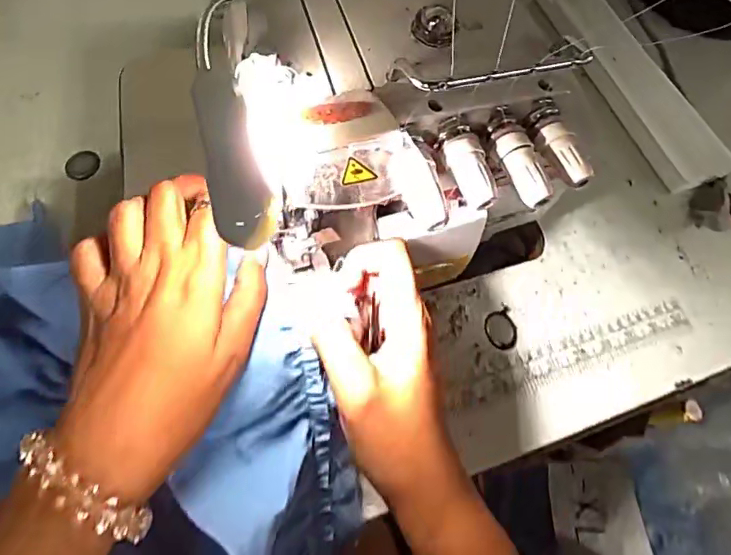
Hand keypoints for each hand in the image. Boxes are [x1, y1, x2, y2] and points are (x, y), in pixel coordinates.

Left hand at [53, 175, 267, 501]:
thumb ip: (250, 297)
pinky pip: (86, 248)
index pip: (207, 209)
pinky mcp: (87, 296)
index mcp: (195, 274)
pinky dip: (102, 242)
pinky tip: (120, 255)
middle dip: (185, 189)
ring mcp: (116, 277)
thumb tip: (256, 259)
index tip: (233, 211)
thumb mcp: (233, 353)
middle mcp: (155, 263)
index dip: (222, 199)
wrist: (112, 444)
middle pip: (164, 195)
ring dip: (146, 208)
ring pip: (125, 211)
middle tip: (199, 206)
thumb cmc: (183, 400)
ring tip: (162, 224)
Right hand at [308, 240, 470, 511]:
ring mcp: (403, 331)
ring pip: (370, 294)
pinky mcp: (394, 349)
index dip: (359, 260)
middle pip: (378, 269)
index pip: (391, 252)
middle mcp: (410, 316)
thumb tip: (310, 304)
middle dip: (347, 287)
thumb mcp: (356, 389)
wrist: (420, 478)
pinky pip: (369, 318)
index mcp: (409, 316)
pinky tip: (345, 358)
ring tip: (339, 344)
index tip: (340, 293)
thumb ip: (332, 340)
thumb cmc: (396, 440)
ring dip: (346, 310)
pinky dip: (351, 327)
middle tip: (333, 322)